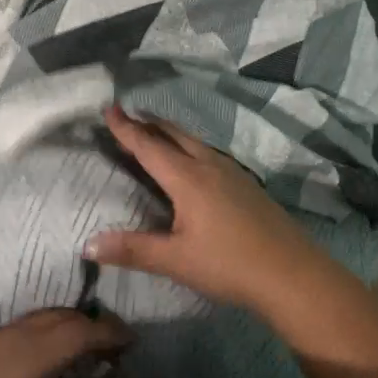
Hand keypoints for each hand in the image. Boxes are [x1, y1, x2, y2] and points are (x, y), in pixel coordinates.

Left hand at [0, 309, 130, 377]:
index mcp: (27, 356)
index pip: (79, 330)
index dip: (109, 332)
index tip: (132, 339)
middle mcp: (11, 337)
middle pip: (60, 316)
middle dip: (90, 323)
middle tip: (113, 341)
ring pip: (38, 318)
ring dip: (65, 324)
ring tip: (83, 345)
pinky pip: (18, 328)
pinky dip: (41, 332)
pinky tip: (41, 355)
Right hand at [84, 105, 340, 315]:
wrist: (289, 270)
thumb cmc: (228, 264)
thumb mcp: (176, 260)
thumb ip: (133, 250)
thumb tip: (88, 244)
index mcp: (188, 178)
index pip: (150, 146)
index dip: (127, 128)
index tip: (110, 107)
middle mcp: (209, 165)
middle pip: (174, 135)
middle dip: (150, 123)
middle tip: (128, 114)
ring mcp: (231, 171)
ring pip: (194, 141)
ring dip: (171, 133)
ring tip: (155, 131)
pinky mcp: (246, 182)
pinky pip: (209, 152)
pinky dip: (189, 146)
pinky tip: (192, 160)